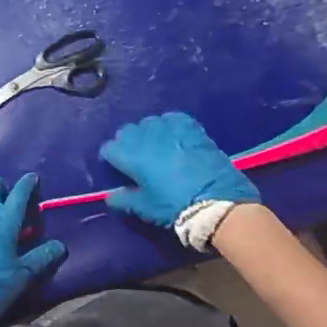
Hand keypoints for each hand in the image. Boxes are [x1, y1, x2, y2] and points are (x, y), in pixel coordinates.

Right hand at [98, 113, 258, 237]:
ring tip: (157, 148)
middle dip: (128, 144)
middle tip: (138, 160)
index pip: (109, 149)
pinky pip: (172, 119)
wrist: (217, 201)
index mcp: (131, 156)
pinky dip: (170, 126)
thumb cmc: (176, 206)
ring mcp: (168, 128)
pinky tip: (175, 138)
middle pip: (126, 132)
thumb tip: (110, 196)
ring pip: (148, 123)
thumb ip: (124, 200)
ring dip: (148, 134)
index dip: (112, 159)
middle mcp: (145, 136)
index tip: (119, 169)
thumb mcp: (146, 208)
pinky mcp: (190, 127)